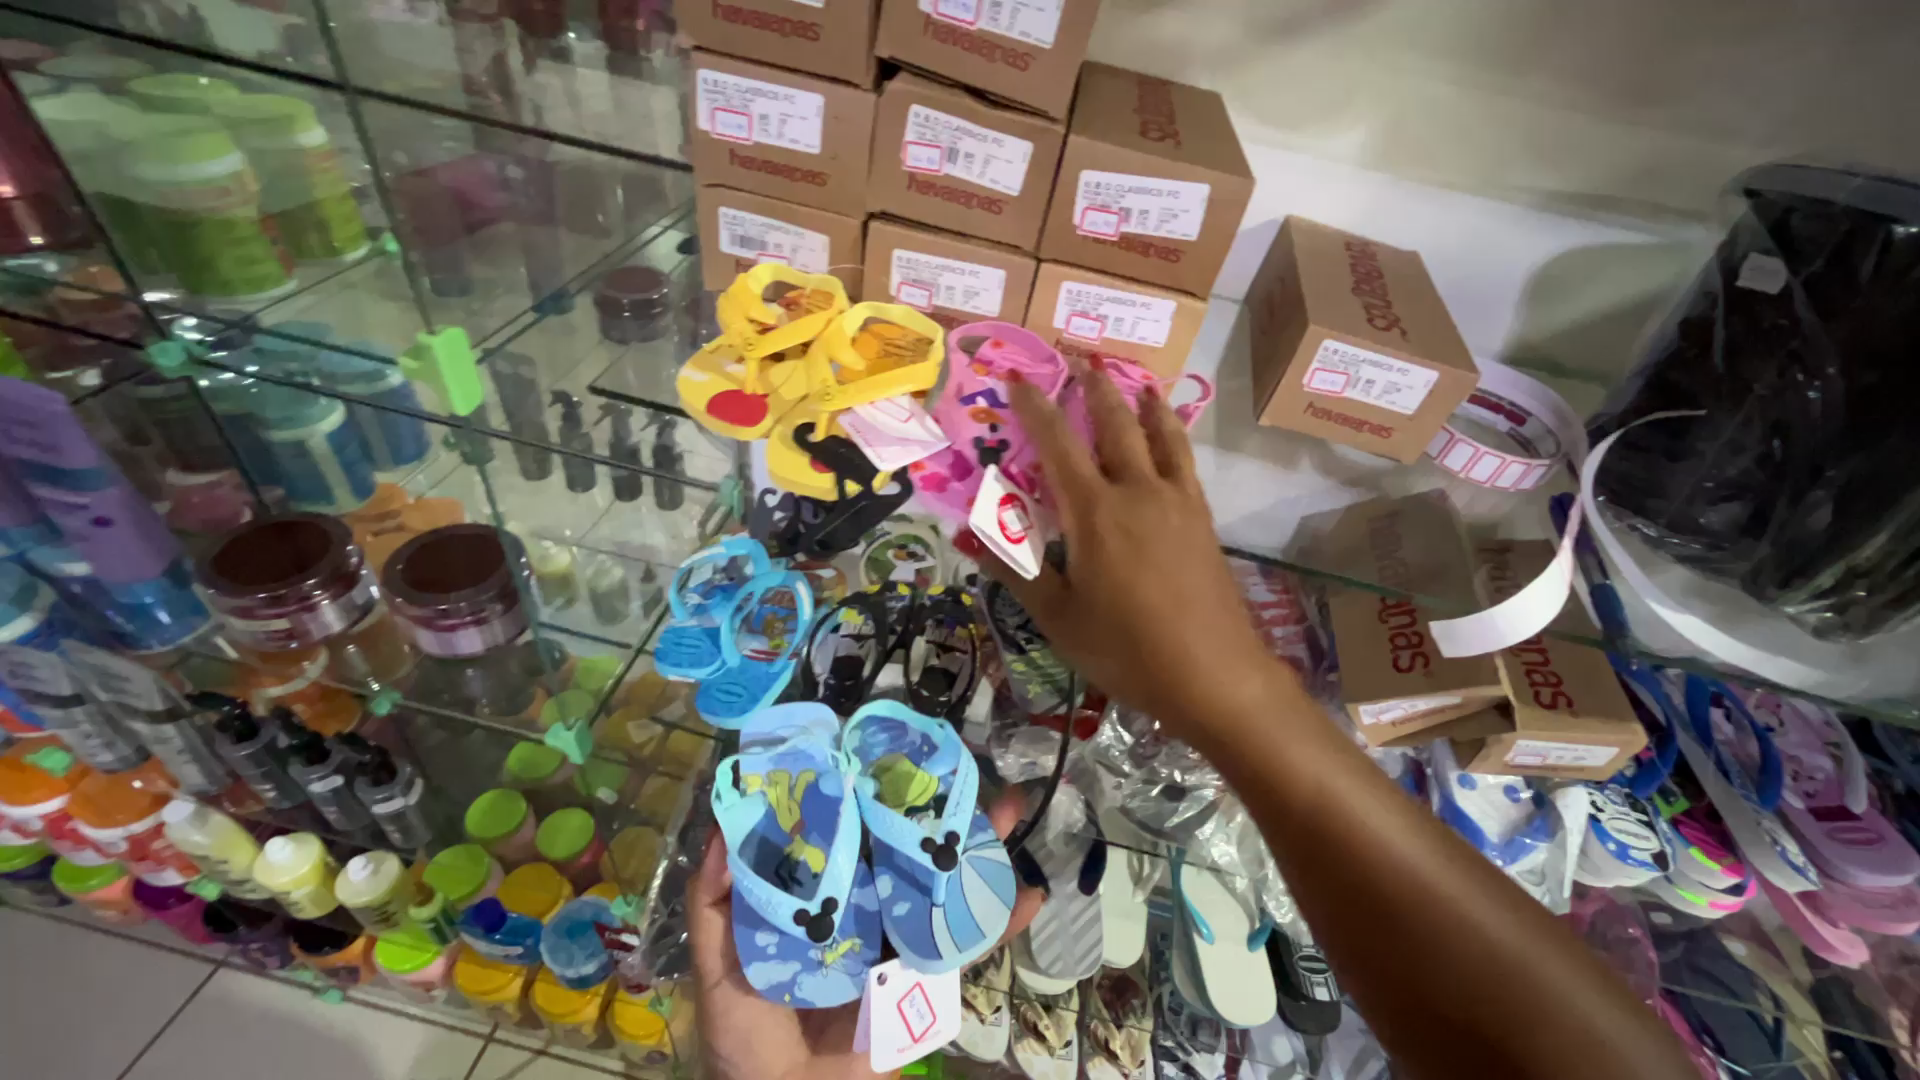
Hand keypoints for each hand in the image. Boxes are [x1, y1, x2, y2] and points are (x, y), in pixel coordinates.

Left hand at [686, 790, 1043, 1079]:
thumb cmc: (746, 1030)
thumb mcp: (719, 961)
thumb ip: (715, 901)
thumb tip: (724, 826)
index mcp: (822, 899)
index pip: (850, 838)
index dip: (870, 799)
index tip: (889, 759)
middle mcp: (866, 910)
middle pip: (907, 852)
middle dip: (936, 814)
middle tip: (966, 772)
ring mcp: (899, 943)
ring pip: (943, 887)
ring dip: (979, 850)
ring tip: (1010, 810)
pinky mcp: (923, 984)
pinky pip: (963, 950)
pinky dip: (997, 924)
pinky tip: (1030, 892)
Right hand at [958, 362, 1288, 734]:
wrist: (1213, 675)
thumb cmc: (1125, 649)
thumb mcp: (1057, 616)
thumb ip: (1015, 567)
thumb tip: (970, 531)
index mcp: (1094, 512)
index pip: (1056, 443)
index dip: (1035, 406)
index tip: (1018, 377)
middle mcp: (1136, 490)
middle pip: (1112, 422)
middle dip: (1092, 385)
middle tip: (1077, 355)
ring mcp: (1176, 500)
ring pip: (1157, 432)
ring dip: (1138, 399)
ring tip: (1130, 376)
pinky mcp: (1202, 517)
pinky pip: (1184, 458)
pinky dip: (1172, 431)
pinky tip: (1170, 430)